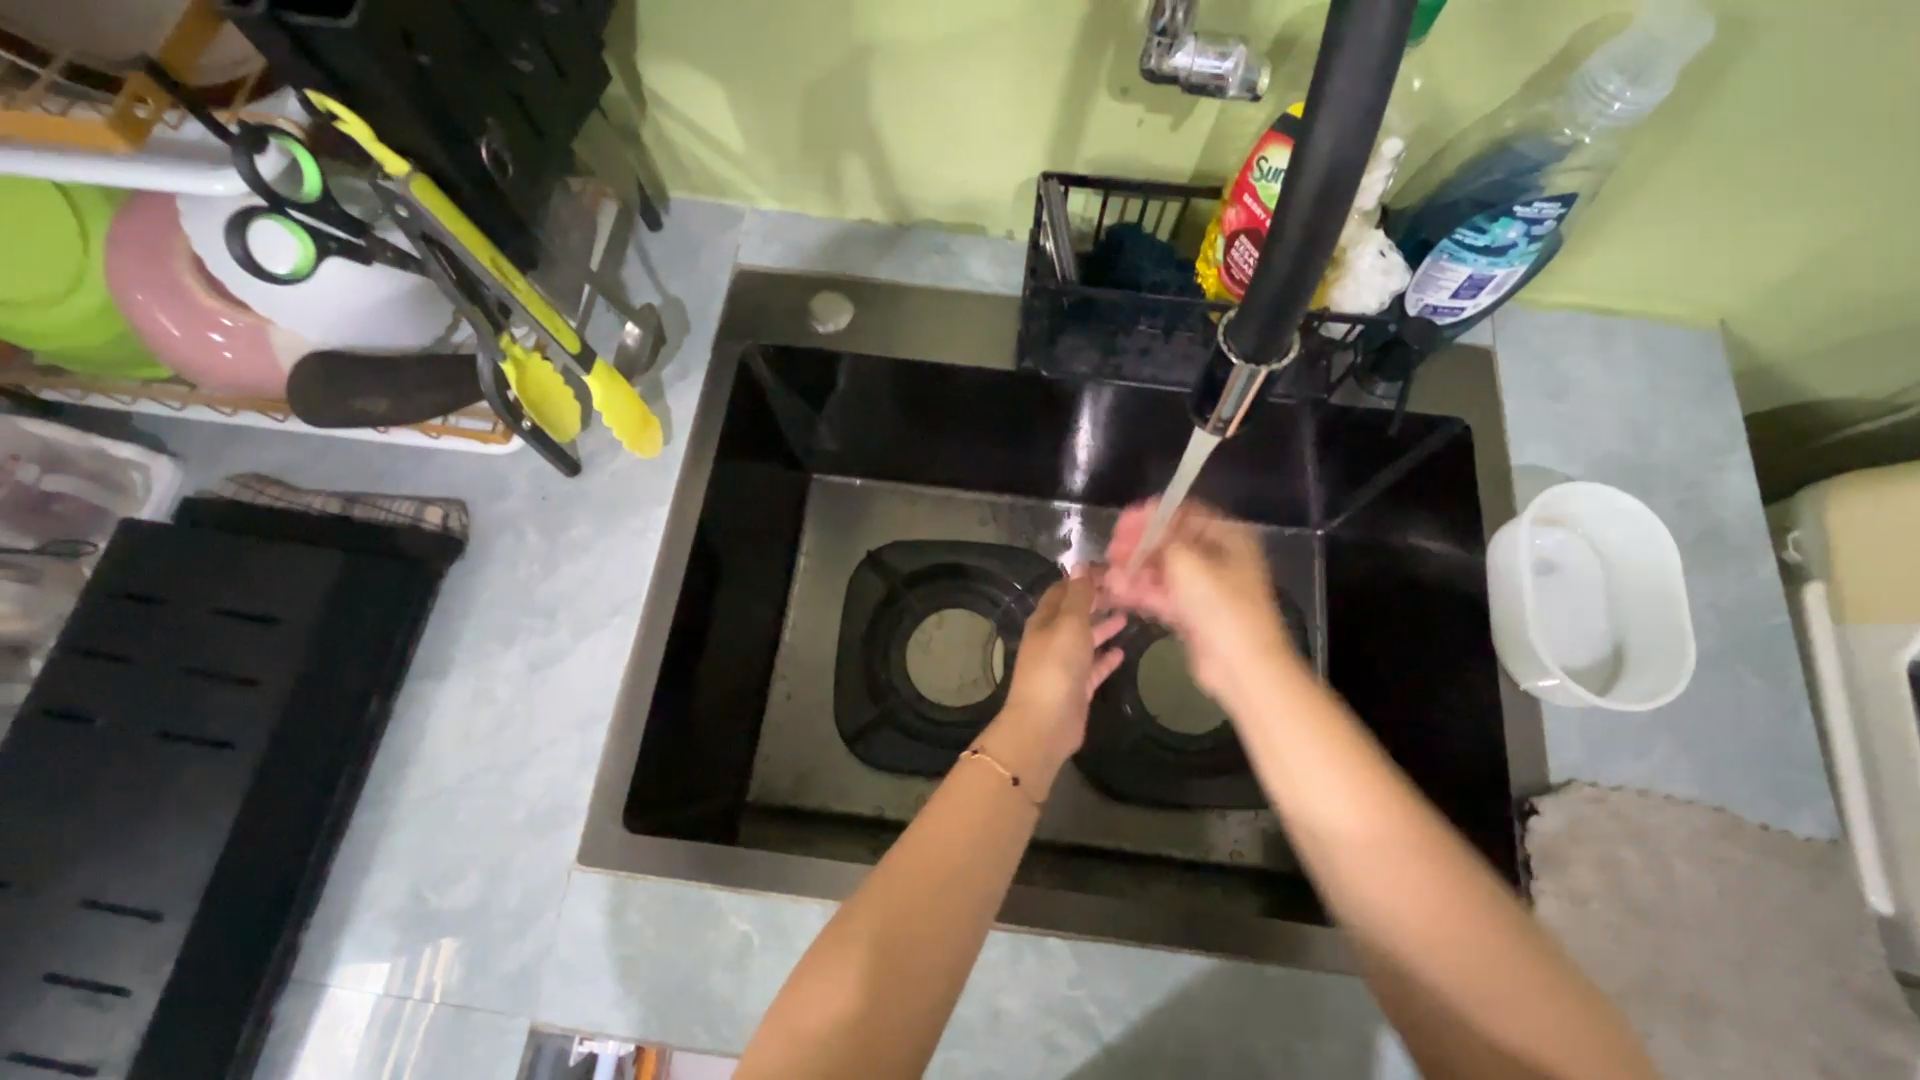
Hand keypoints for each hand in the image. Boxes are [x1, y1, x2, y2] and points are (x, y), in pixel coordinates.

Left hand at [991, 568, 1125, 777]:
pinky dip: (1106, 658)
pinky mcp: (1077, 688)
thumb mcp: (1069, 623)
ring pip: (1086, 640)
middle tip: (1128, 591)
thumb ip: (1078, 595)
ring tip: (1129, 615)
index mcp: (1045, 620)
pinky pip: (1093, 667)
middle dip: (1098, 601)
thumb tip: (1080, 564)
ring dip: (1104, 627)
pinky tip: (1123, 651)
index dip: (1085, 578)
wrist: (1046, 723)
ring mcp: (1064, 665)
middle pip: (1076, 614)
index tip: (1113, 570)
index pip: (1063, 590)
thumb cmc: (1056, 665)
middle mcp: (1052, 639)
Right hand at [1102, 499, 1302, 708]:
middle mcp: (1218, 558)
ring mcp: (1204, 588)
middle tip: (1111, 549)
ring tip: (1108, 572)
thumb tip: (1147, 516)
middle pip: (1172, 543)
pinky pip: (1163, 595)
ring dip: (1135, 569)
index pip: (1186, 515)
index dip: (1152, 516)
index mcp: (1228, 538)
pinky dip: (1141, 592)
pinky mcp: (1192, 613)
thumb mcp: (1188, 562)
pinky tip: (1116, 591)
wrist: (1241, 665)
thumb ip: (1163, 537)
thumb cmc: (1220, 605)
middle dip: (1139, 545)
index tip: (1123, 522)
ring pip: (1164, 571)